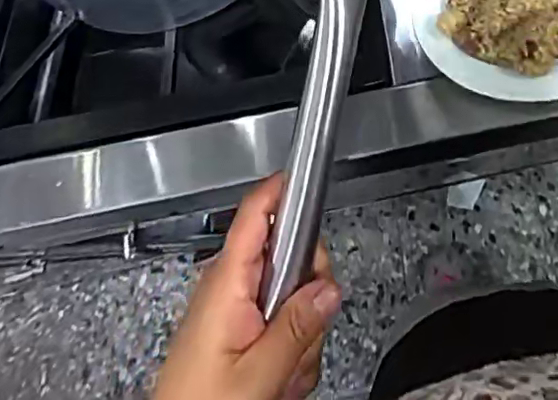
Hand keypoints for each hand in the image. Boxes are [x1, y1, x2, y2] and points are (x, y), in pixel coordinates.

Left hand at [152, 173, 340, 399]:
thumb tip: (330, 287)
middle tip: (305, 331)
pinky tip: (280, 377)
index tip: (313, 181)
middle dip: (310, 291)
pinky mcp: (240, 326)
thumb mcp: (256, 376)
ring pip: (294, 290)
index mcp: (227, 281)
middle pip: (292, 253)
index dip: (284, 187)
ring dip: (302, 330)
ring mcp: (235, 305)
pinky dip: (292, 347)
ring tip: (285, 371)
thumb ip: (297, 327)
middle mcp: (230, 283)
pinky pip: (284, 317)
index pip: (257, 210)